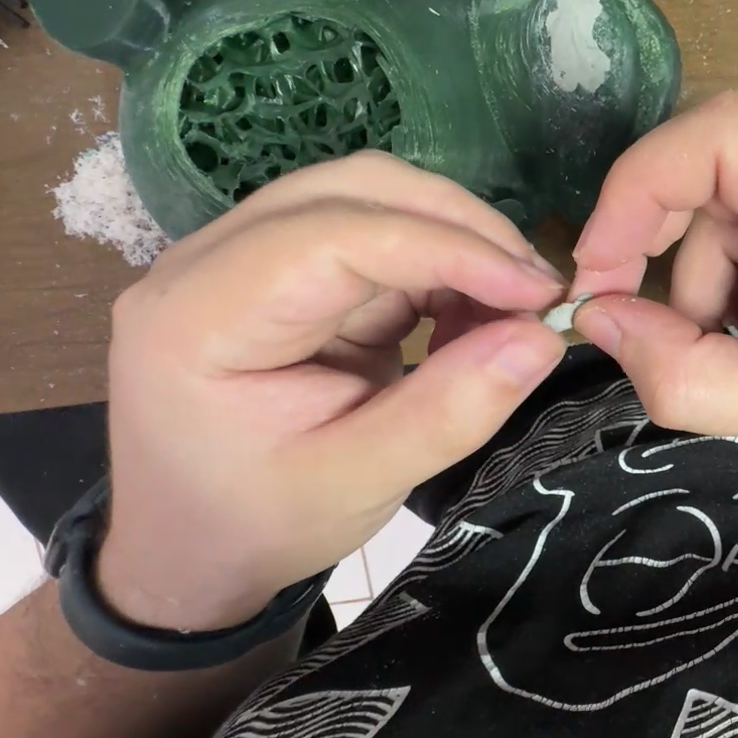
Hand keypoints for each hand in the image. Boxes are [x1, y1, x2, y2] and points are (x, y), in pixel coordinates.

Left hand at [100, 154, 567, 630]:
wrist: (196, 547)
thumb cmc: (261, 523)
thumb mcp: (360, 484)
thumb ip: (450, 412)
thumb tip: (542, 337)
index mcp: (201, 317)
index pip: (336, 237)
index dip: (450, 250)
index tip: (538, 291)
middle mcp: (214, 262)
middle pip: (357, 190)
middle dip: (464, 227)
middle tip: (537, 290)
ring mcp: (252, 258)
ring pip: (378, 199)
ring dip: (463, 241)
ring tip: (515, 306)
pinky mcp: (295, 271)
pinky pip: (388, 236)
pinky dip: (450, 265)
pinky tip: (478, 313)